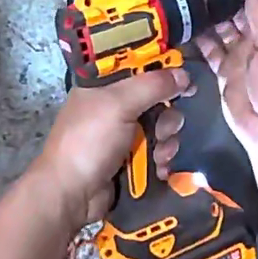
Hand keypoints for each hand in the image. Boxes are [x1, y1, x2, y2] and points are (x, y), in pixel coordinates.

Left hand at [27, 67, 192, 226]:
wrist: (71, 194)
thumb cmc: (90, 140)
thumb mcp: (119, 104)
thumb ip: (152, 86)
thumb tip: (183, 74)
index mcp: (104, 83)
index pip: (138, 64)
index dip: (163, 69)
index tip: (185, 78)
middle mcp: (114, 104)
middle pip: (156, 98)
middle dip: (166, 115)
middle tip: (163, 129)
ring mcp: (123, 131)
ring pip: (161, 125)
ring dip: (166, 140)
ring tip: (159, 155)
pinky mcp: (132, 156)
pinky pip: (158, 148)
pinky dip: (162, 157)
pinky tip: (160, 168)